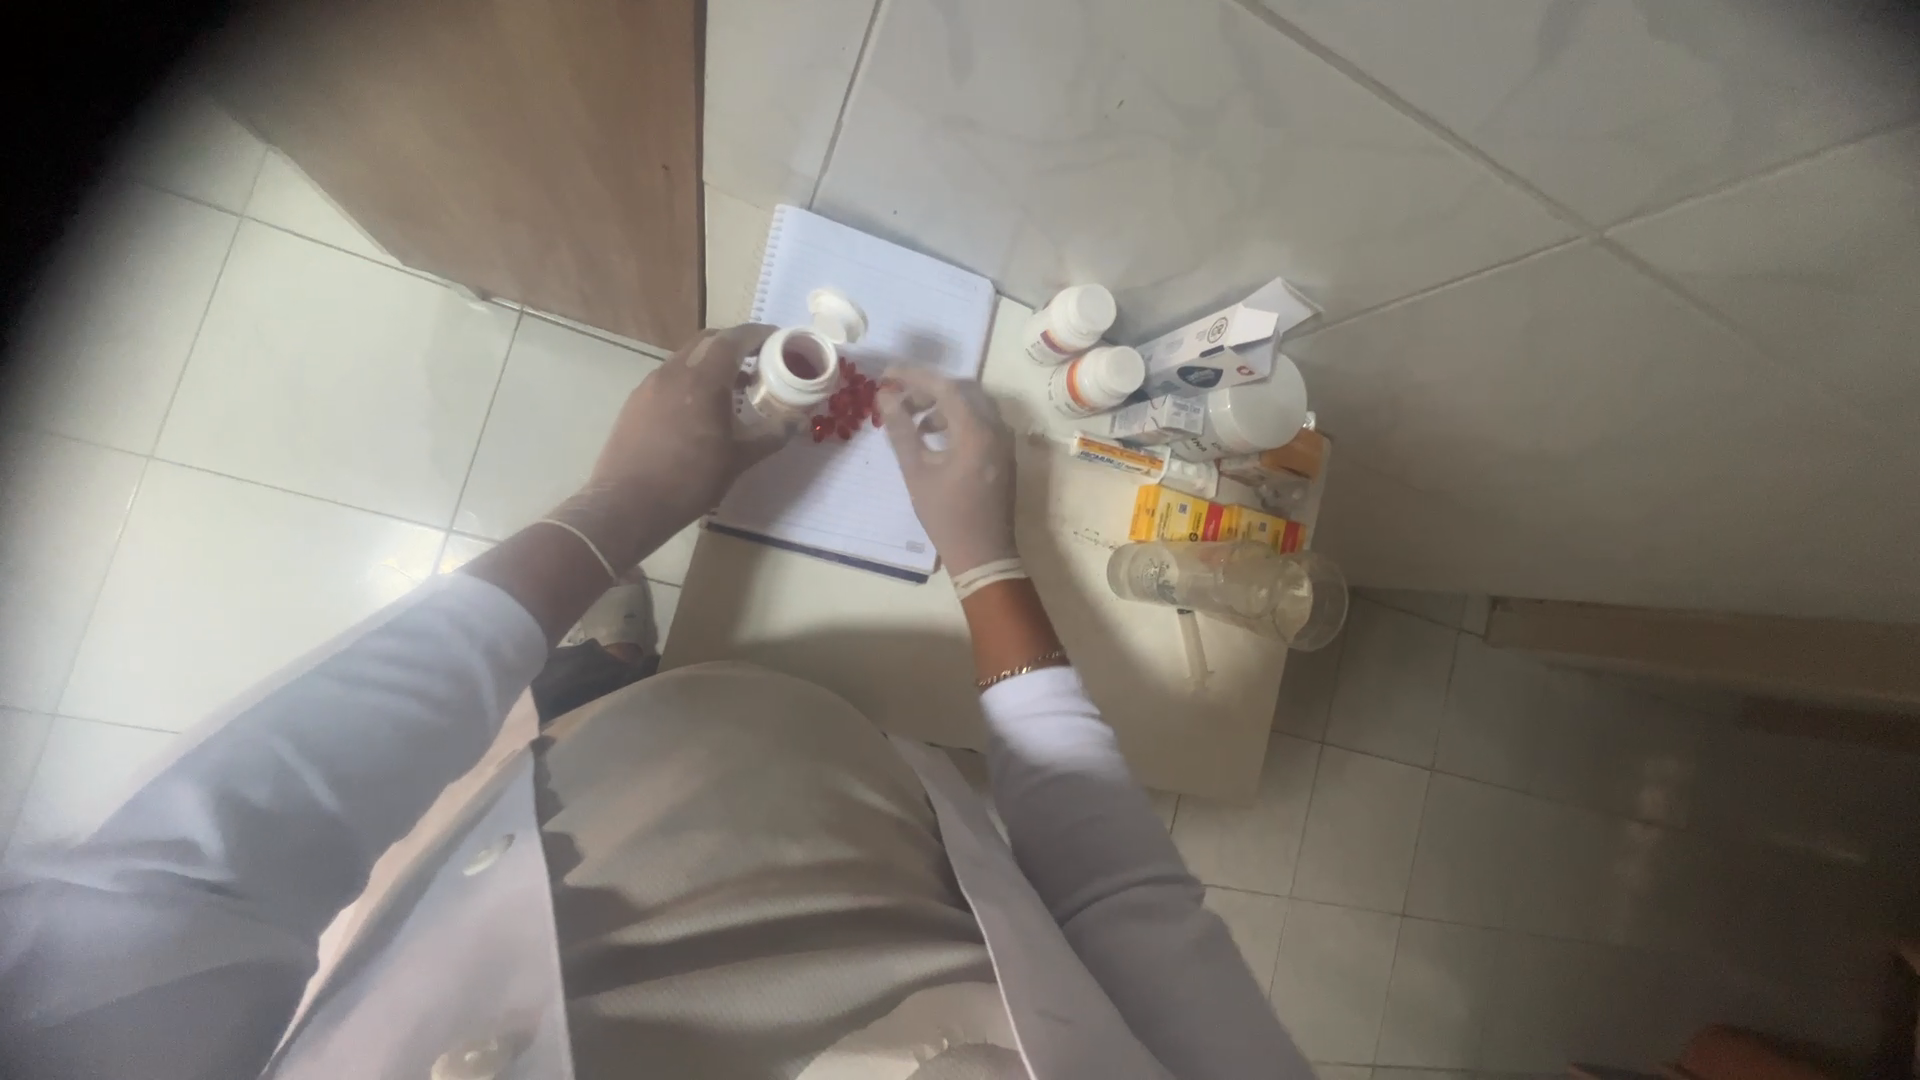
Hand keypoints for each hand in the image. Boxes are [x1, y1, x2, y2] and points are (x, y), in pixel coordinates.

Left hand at [549, 324, 780, 568]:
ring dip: (712, 363)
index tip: (776, 338)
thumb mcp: (741, 458)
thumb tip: (798, 420)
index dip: (757, 335)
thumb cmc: (691, 480)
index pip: (733, 340)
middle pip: (707, 341)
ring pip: (687, 359)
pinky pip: (671, 378)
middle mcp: (673, 372)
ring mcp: (650, 386)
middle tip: (758, 358)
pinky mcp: (636, 402)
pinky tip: (703, 408)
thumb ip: (773, 434)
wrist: (628, 504)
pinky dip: (693, 380)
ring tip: (735, 386)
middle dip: (735, 343)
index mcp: (702, 380)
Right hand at [875, 368, 1017, 575]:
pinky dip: (959, 419)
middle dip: (929, 389)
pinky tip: (936, 437)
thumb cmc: (946, 516)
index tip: (887, 376)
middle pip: (963, 389)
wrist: (984, 553)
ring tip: (916, 423)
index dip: (914, 376)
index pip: (945, 387)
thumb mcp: (917, 472)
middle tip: (901, 399)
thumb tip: (885, 396)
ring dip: (944, 404)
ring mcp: (1006, 441)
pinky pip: (983, 421)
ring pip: (975, 404)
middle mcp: (998, 429)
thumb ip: (901, 430)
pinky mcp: (1005, 453)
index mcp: (977, 432)